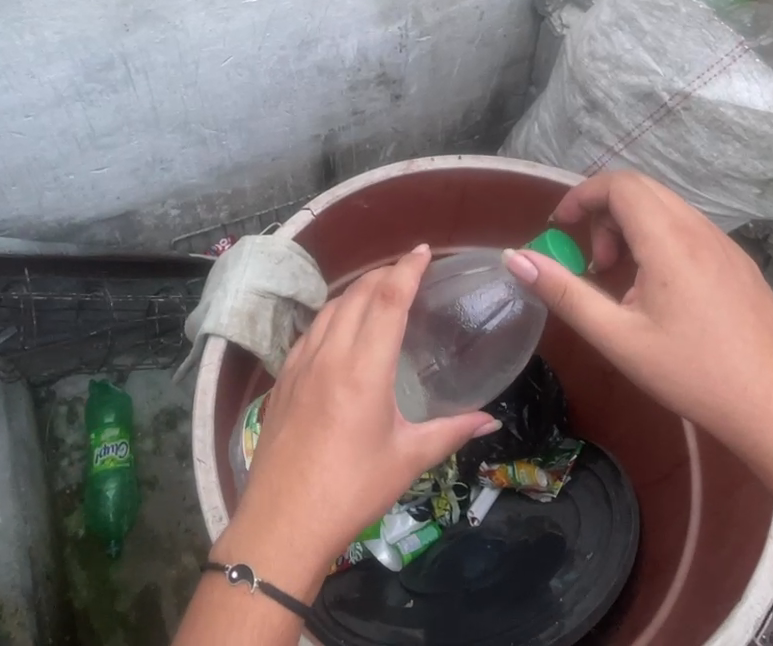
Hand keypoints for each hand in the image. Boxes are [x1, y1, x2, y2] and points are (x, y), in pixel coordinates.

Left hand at [212, 244, 499, 597]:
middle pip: (358, 294)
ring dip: (357, 291)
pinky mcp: (283, 379)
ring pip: (330, 309)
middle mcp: (329, 355)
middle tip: (409, 270)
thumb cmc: (351, 491)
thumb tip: (490, 420)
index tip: (424, 250)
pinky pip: (311, 331)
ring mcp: (300, 364)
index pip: (388, 300)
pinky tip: (341, 328)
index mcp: (363, 369)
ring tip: (380, 291)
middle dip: (385, 274)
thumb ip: (450, 431)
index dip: (407, 269)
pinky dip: (332, 315)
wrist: (282, 521)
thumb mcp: (407, 460)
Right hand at [502, 171, 772, 454]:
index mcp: (669, 241)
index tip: (559, 229)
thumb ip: (563, 292)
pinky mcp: (740, 264)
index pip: (619, 184)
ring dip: (630, 228)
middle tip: (591, 261)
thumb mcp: (617, 338)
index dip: (581, 196)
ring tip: (620, 280)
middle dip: (602, 213)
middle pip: (641, 190)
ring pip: (666, 208)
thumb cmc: (692, 374)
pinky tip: (658, 293)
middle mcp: (701, 230)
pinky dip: (658, 240)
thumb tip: (514, 258)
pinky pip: (689, 229)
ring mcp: (726, 246)